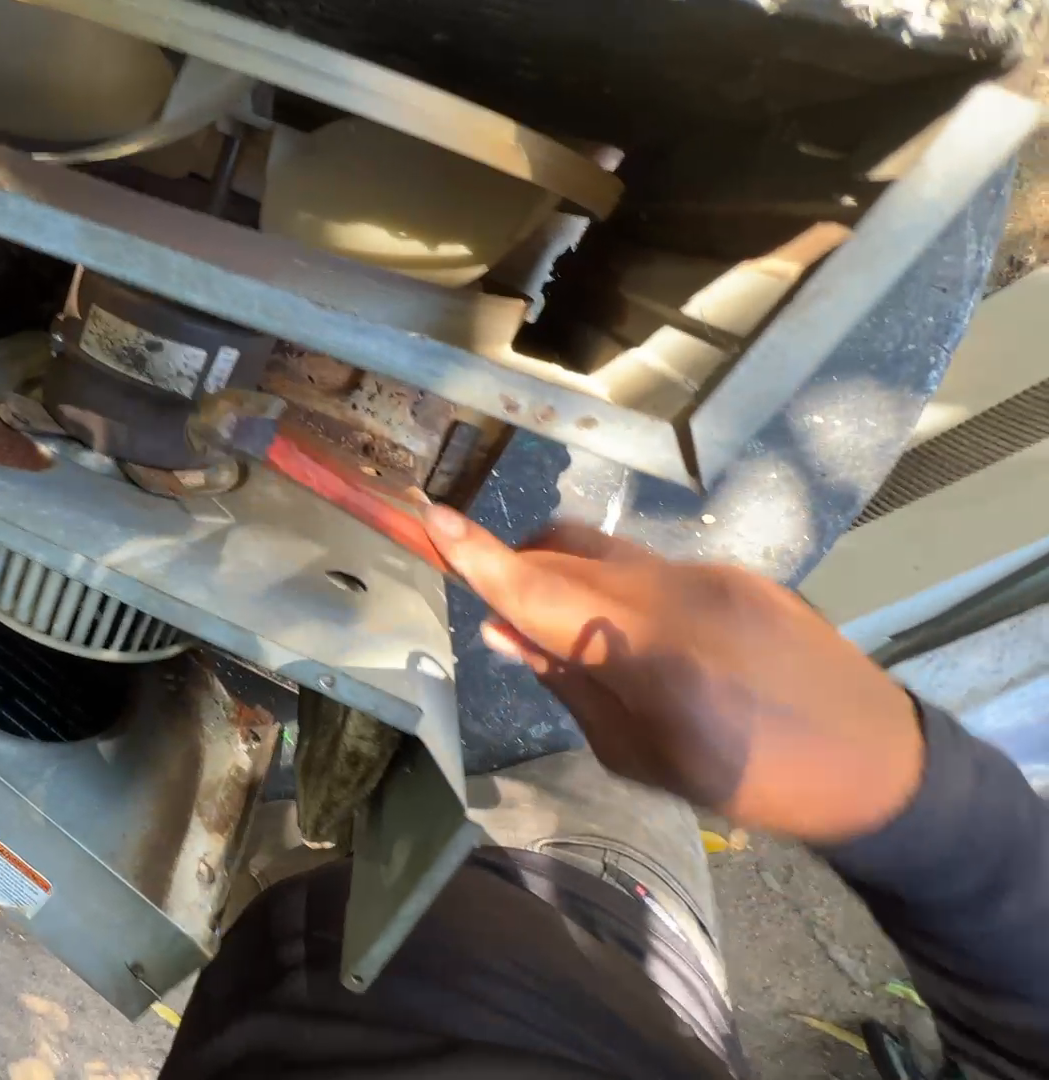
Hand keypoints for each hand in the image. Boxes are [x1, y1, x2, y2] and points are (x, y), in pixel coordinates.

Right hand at [423, 504, 923, 844]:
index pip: (539, 591)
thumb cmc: (742, 781)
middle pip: (559, 553)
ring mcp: (708, 575)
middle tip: (509, 616)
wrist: (883, 769)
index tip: (433, 517)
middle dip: (515, 569)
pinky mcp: (733, 571)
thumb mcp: (632, 752)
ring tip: (572, 625)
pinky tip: (642, 634)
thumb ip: (563, 680)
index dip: (480, 556)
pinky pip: (641, 563)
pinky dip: (610, 587)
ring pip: (596, 549)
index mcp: (646, 655)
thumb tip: (502, 628)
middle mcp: (674, 596)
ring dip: (559, 571)